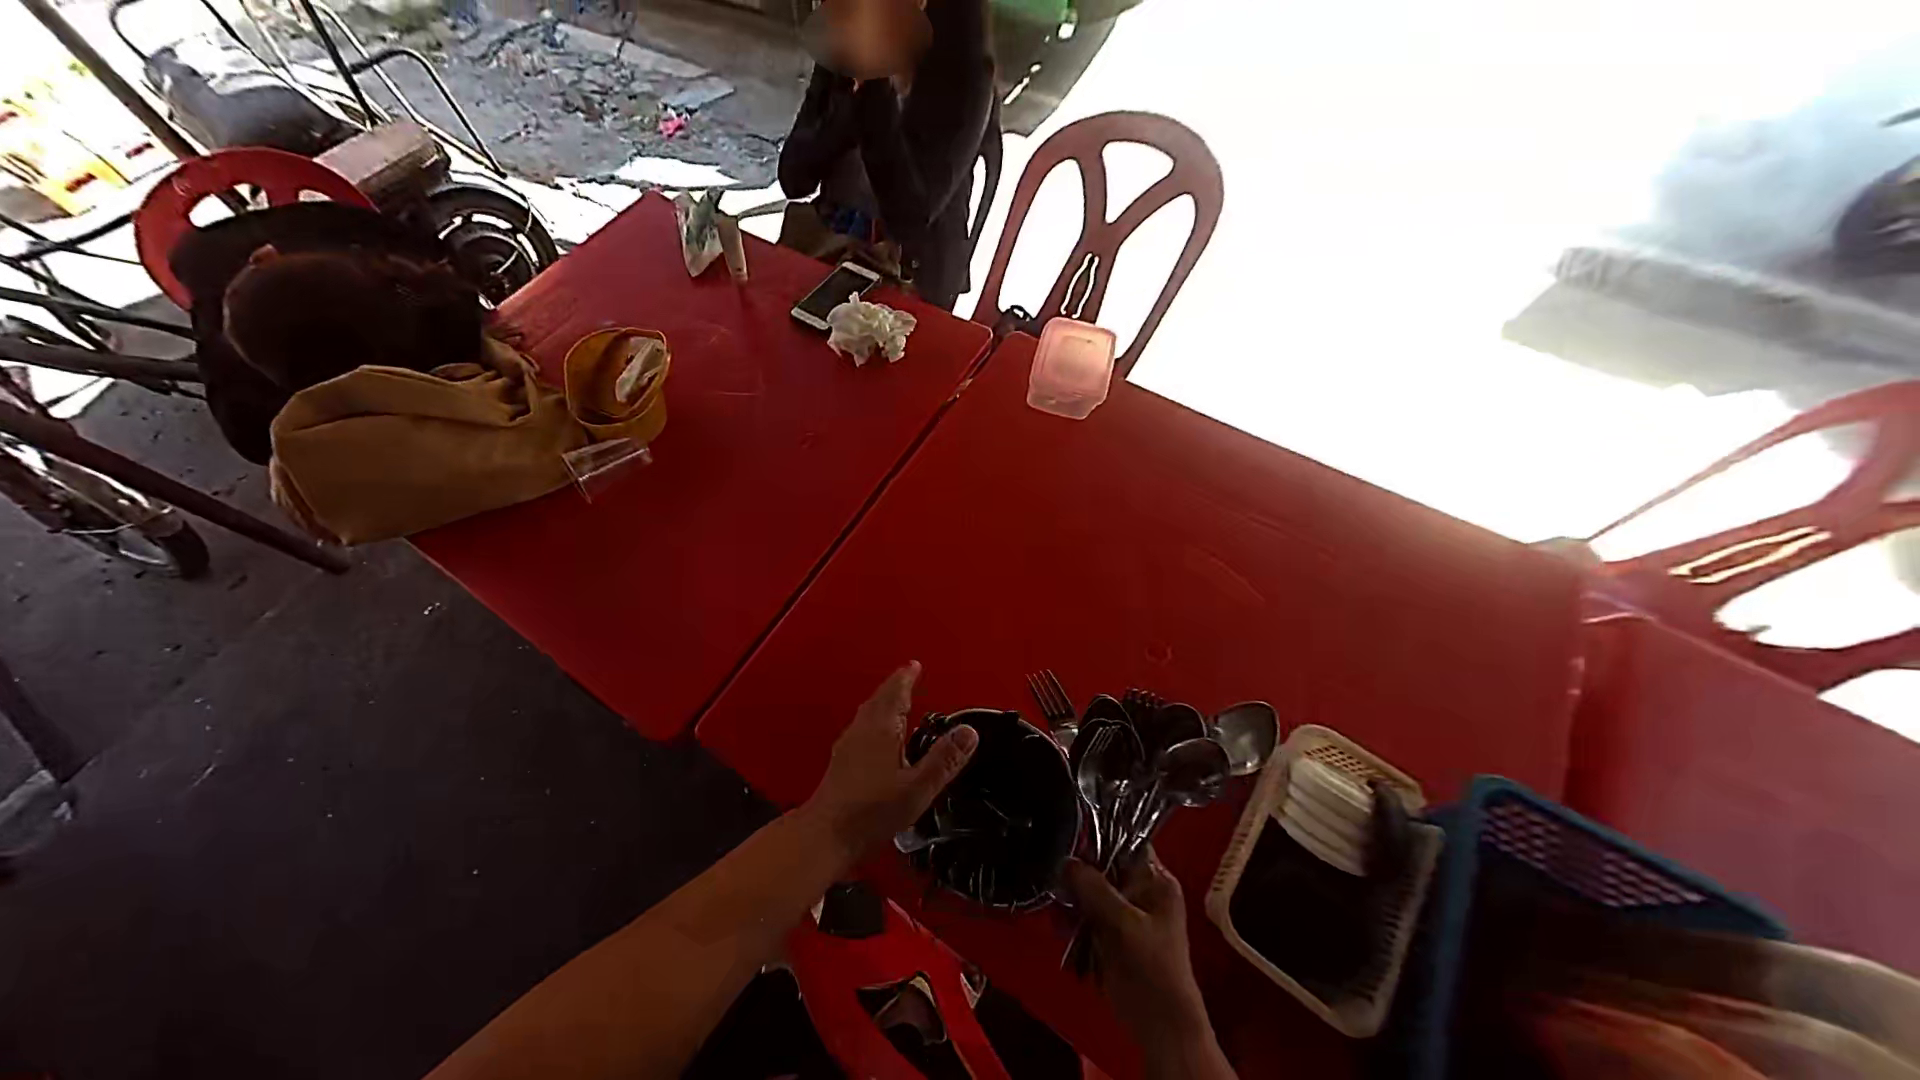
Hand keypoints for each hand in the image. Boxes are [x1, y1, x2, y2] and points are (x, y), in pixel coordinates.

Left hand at [804, 662, 977, 859]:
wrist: (826, 836)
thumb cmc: (870, 812)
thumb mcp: (918, 787)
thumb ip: (945, 759)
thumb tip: (969, 733)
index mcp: (881, 728)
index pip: (896, 692)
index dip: (906, 677)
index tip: (914, 665)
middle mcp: (861, 731)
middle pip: (879, 699)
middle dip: (895, 687)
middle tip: (908, 678)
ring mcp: (848, 746)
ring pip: (868, 714)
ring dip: (884, 704)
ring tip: (897, 705)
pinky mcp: (841, 764)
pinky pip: (862, 730)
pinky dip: (875, 723)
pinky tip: (879, 740)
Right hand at [1066, 853, 1217, 1061]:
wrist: (1159, 1024)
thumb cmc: (1153, 967)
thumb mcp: (1125, 923)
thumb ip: (1095, 889)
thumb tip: (1066, 861)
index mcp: (1155, 880)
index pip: (1128, 842)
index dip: (1102, 836)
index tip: (1073, 835)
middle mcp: (1139, 890)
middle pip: (1103, 865)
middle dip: (1078, 869)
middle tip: (1055, 871)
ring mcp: (1122, 912)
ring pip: (1089, 889)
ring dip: (1070, 894)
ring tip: (1055, 899)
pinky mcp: (1107, 933)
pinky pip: (1083, 913)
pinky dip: (1070, 916)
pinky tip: (1058, 921)